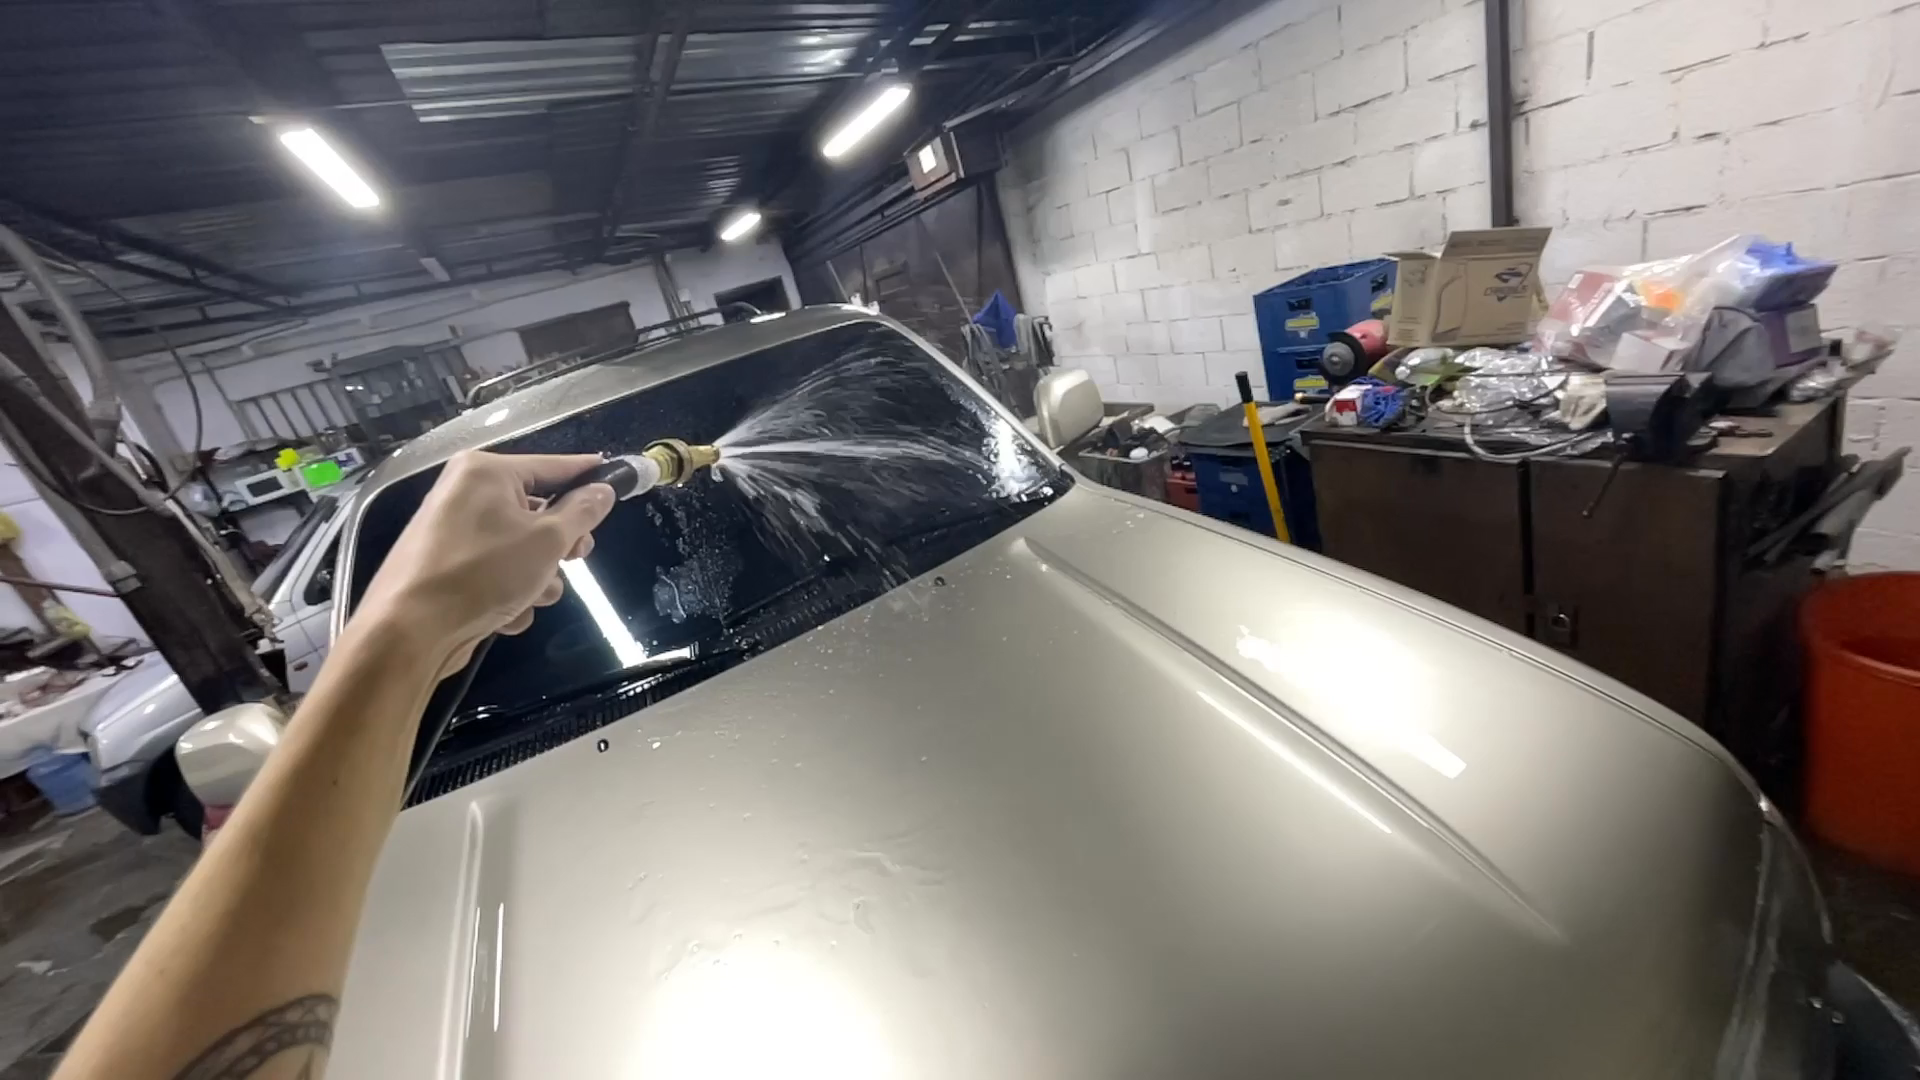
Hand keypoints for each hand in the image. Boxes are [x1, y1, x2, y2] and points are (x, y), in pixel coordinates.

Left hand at [352, 451, 615, 676]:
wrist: (410, 631)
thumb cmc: (483, 572)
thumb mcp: (549, 539)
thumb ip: (583, 511)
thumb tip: (603, 490)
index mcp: (487, 473)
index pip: (556, 465)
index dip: (591, 475)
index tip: (620, 479)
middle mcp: (468, 493)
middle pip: (543, 509)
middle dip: (562, 543)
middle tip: (574, 558)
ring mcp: (458, 530)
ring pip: (526, 546)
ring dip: (540, 575)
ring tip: (531, 595)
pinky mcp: (453, 565)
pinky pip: (502, 568)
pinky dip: (512, 589)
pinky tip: (506, 610)